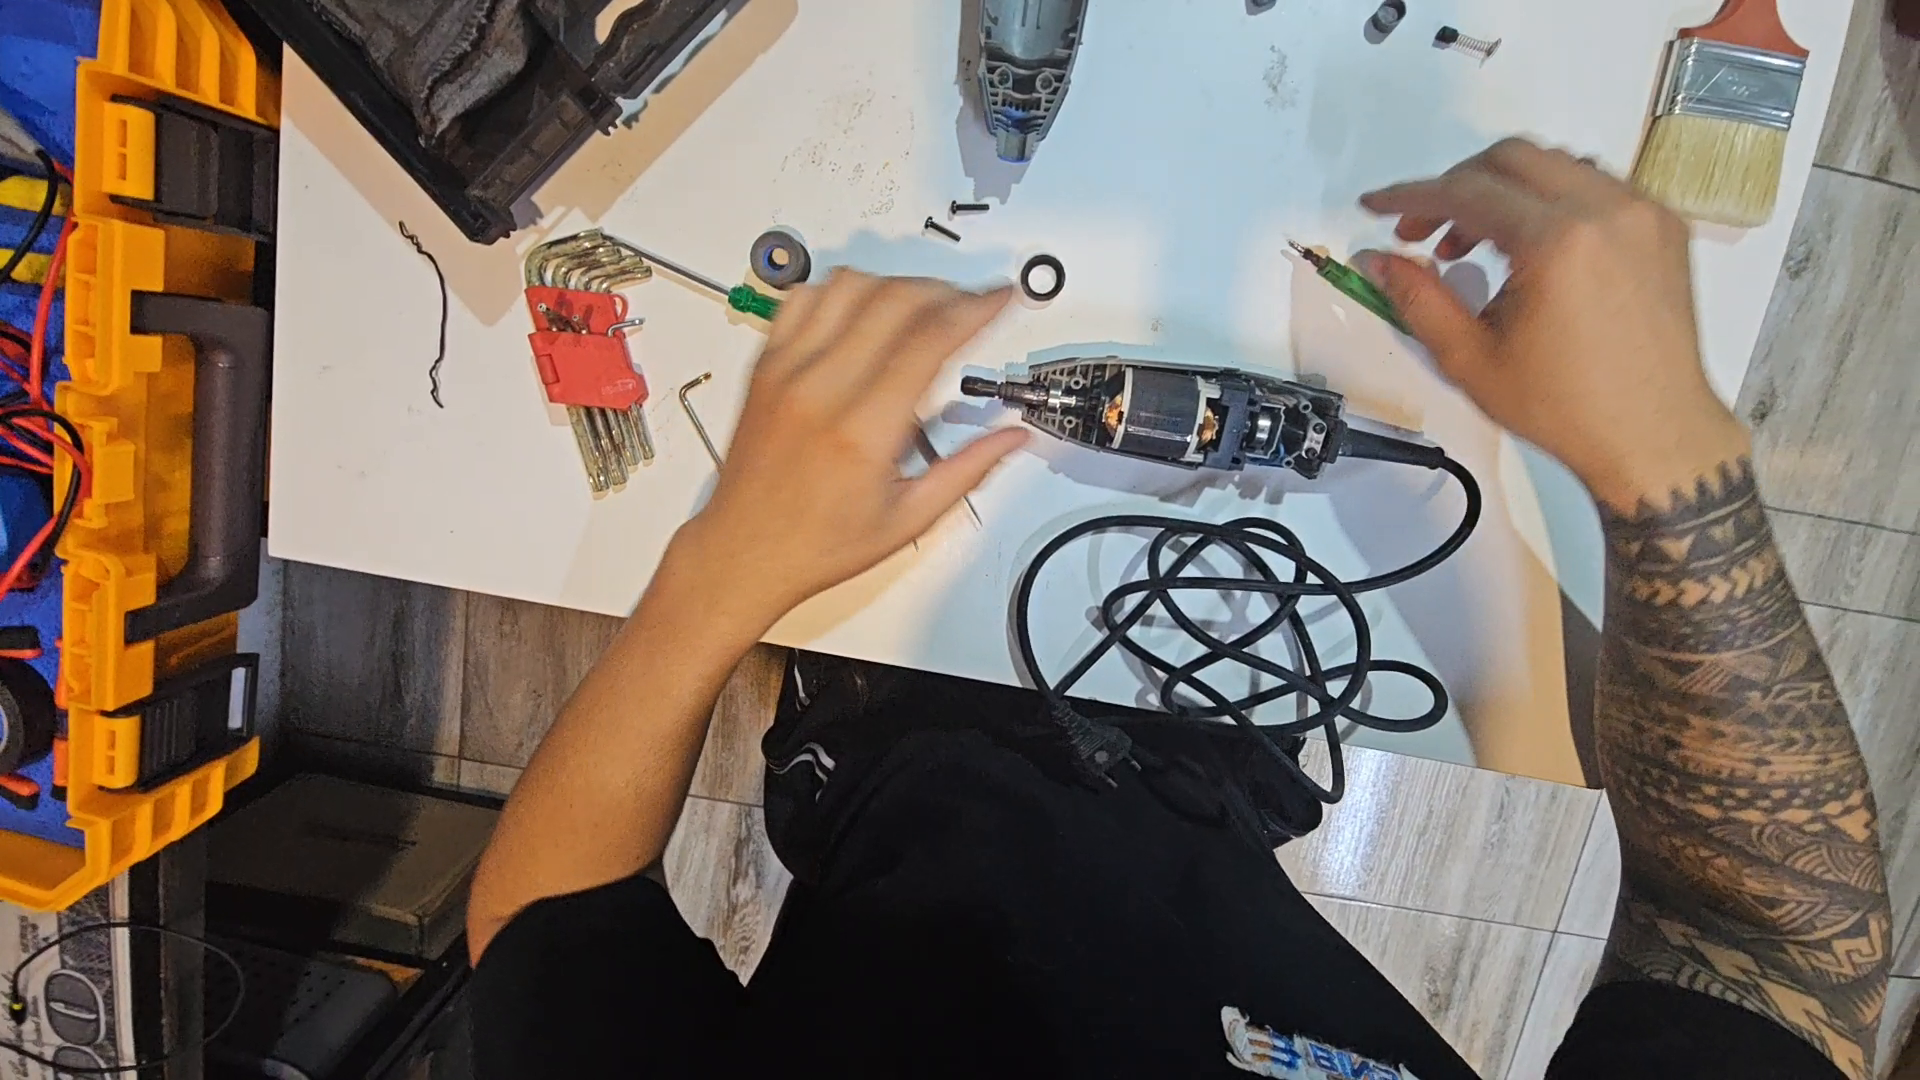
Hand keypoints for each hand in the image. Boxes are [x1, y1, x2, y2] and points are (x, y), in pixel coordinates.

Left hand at [669, 271, 1027, 622]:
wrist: (744, 551)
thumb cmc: (815, 544)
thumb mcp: (907, 520)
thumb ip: (967, 472)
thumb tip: (1010, 438)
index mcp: (862, 432)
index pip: (931, 340)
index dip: (976, 309)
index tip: (999, 299)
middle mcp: (821, 390)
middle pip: (896, 300)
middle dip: (947, 292)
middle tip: (970, 305)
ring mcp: (786, 373)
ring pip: (850, 287)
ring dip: (897, 285)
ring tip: (923, 306)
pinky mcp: (765, 368)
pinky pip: (803, 300)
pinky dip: (842, 290)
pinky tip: (863, 309)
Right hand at [1356, 138, 1749, 510]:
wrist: (1650, 429)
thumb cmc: (1553, 402)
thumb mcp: (1467, 356)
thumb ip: (1417, 298)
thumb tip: (1376, 258)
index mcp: (1557, 242)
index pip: (1468, 192)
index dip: (1410, 196)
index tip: (1372, 206)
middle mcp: (1606, 208)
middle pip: (1513, 159)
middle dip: (1453, 186)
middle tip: (1418, 232)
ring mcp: (1642, 212)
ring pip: (1554, 165)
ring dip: (1497, 191)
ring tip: (1466, 246)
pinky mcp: (1660, 226)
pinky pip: (1591, 185)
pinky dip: (1541, 200)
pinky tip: (1519, 247)